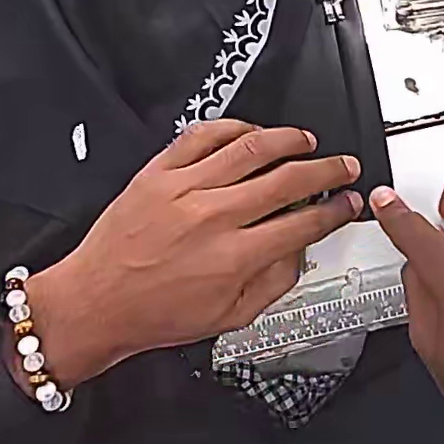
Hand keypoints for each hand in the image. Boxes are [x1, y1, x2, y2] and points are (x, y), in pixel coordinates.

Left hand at [27, 120, 362, 383]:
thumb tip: (300, 251)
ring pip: (250, 148)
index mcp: (235, 257)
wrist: (96, 301)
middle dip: (326, 169)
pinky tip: (250, 131)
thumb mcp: (229, 317)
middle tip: (341, 166)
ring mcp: (184, 189)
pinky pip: (202, 135)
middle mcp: (213, 217)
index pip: (304, 223)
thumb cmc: (154, 312)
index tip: (346, 203)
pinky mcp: (158, 172)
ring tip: (306, 140)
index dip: (335, 210)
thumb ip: (273, 282)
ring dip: (288, 139)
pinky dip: (233, 127)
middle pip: (288, 179)